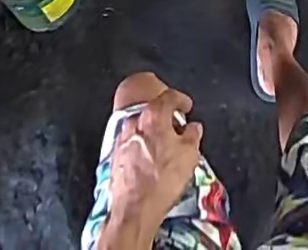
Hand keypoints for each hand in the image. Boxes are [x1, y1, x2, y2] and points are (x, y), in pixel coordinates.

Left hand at [101, 88, 203, 245]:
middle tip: (176, 128)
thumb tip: (193, 128)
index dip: (182, 99)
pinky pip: (131, 144)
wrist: (134, 211)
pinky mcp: (114, 158)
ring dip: (152, 132)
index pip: (169, 96)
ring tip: (163, 147)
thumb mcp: (190, 153)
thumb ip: (193, 133)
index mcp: (154, 115)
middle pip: (153, 110)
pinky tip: (149, 161)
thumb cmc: (162, 179)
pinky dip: (141, 147)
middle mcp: (135, 123)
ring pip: (141, 128)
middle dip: (165, 117)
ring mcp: (122, 140)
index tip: (186, 106)